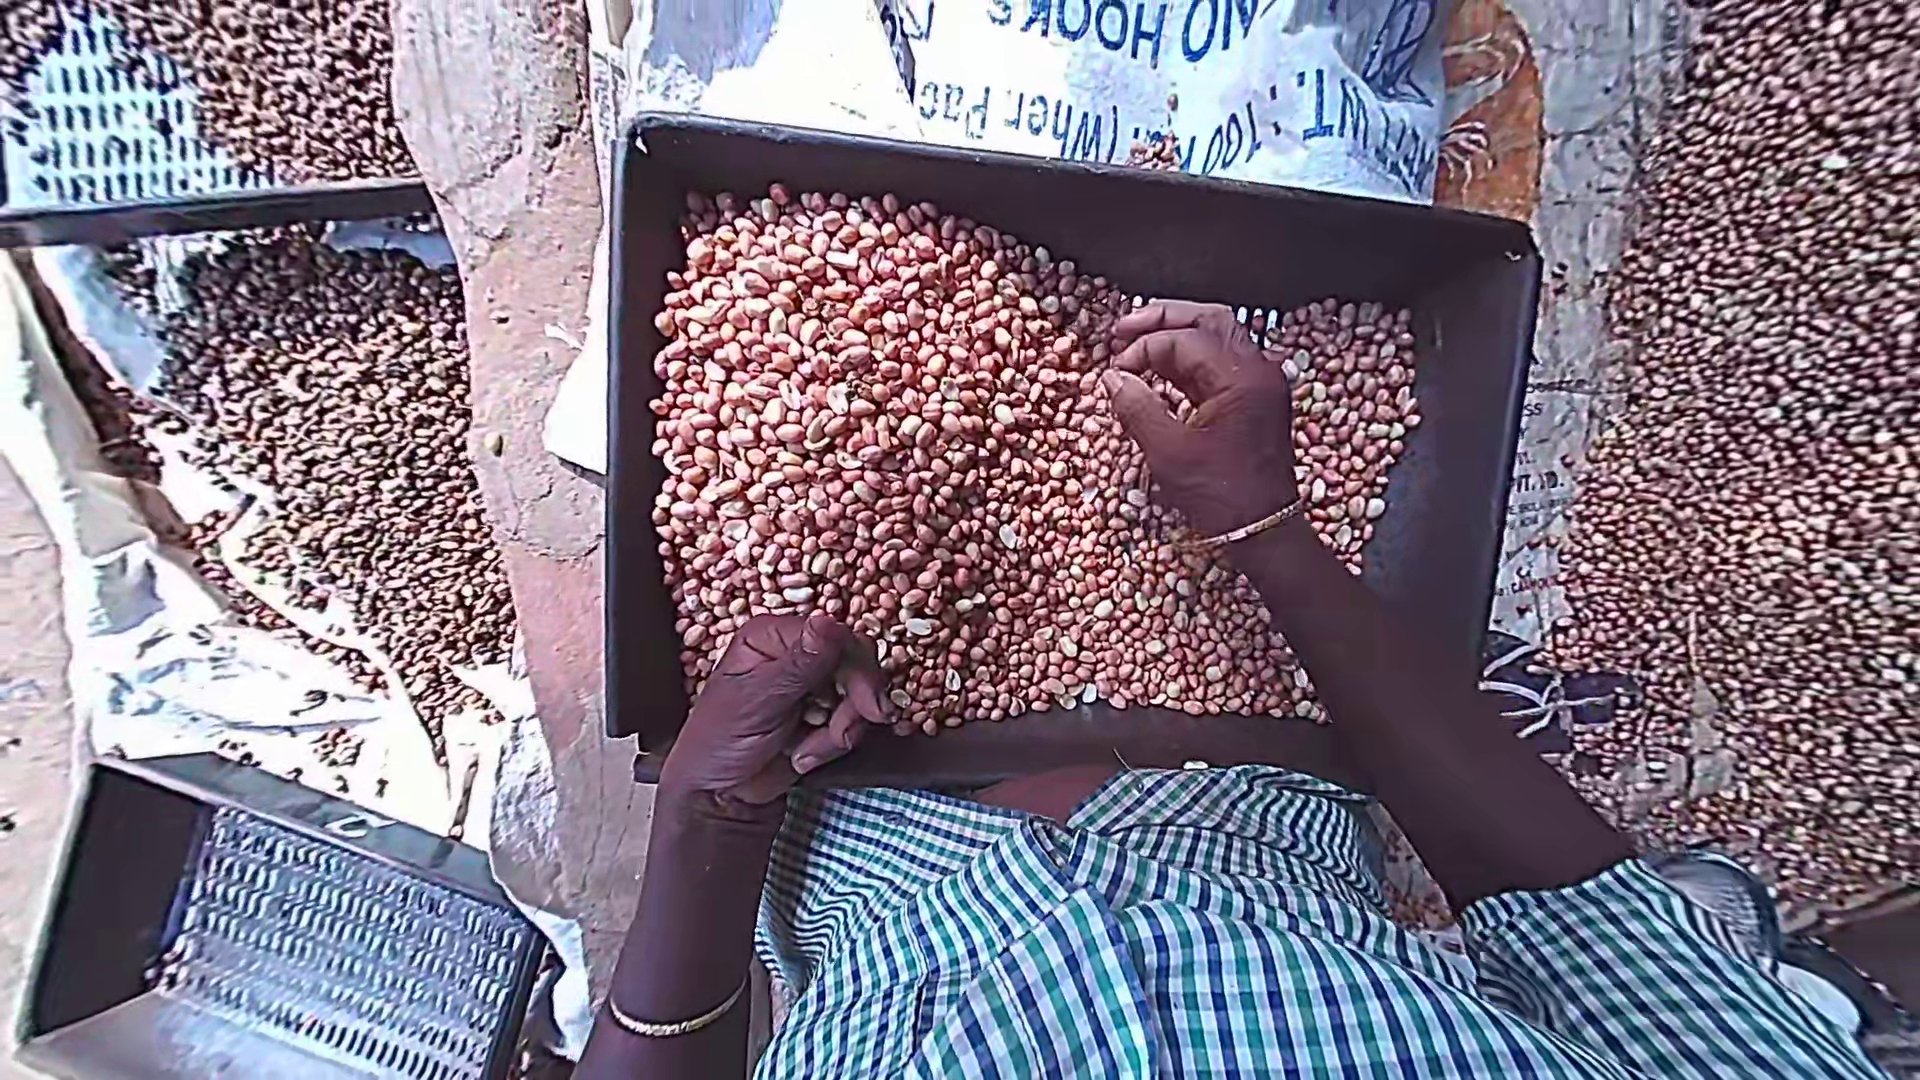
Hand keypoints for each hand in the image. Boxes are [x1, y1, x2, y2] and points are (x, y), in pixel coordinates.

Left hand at [661, 613, 889, 815]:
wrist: (719, 798)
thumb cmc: (718, 743)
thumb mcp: (757, 702)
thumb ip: (798, 664)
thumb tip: (828, 623)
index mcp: (773, 637)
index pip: (834, 636)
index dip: (856, 667)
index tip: (867, 702)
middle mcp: (797, 652)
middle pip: (854, 661)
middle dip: (853, 703)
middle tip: (841, 734)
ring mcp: (813, 682)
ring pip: (859, 693)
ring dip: (841, 728)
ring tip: (806, 751)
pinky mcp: (825, 711)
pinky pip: (853, 718)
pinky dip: (835, 741)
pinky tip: (804, 754)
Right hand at [1103, 301, 1298, 536]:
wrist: (1261, 529)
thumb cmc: (1217, 493)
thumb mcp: (1168, 452)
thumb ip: (1138, 408)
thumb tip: (1111, 378)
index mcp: (1243, 378)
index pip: (1186, 341)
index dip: (1144, 349)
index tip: (1116, 371)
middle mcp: (1258, 371)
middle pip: (1210, 320)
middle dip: (1163, 320)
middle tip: (1123, 328)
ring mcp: (1258, 385)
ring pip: (1216, 338)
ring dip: (1175, 337)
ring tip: (1137, 343)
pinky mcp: (1252, 401)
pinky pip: (1217, 365)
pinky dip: (1186, 362)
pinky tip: (1159, 371)